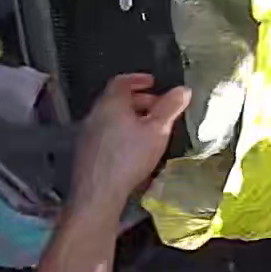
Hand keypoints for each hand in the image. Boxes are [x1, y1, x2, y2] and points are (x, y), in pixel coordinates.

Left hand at [69, 74, 190, 207]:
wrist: (98, 193)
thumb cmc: (130, 156)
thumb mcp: (158, 129)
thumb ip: (170, 107)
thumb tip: (183, 89)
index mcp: (111, 104)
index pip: (121, 81)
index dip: (138, 79)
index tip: (153, 82)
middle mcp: (95, 115)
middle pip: (116, 99)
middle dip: (140, 99)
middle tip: (159, 107)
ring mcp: (87, 133)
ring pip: (111, 116)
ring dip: (131, 116)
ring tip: (151, 127)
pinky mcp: (86, 151)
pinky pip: (106, 131)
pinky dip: (122, 129)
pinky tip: (135, 145)